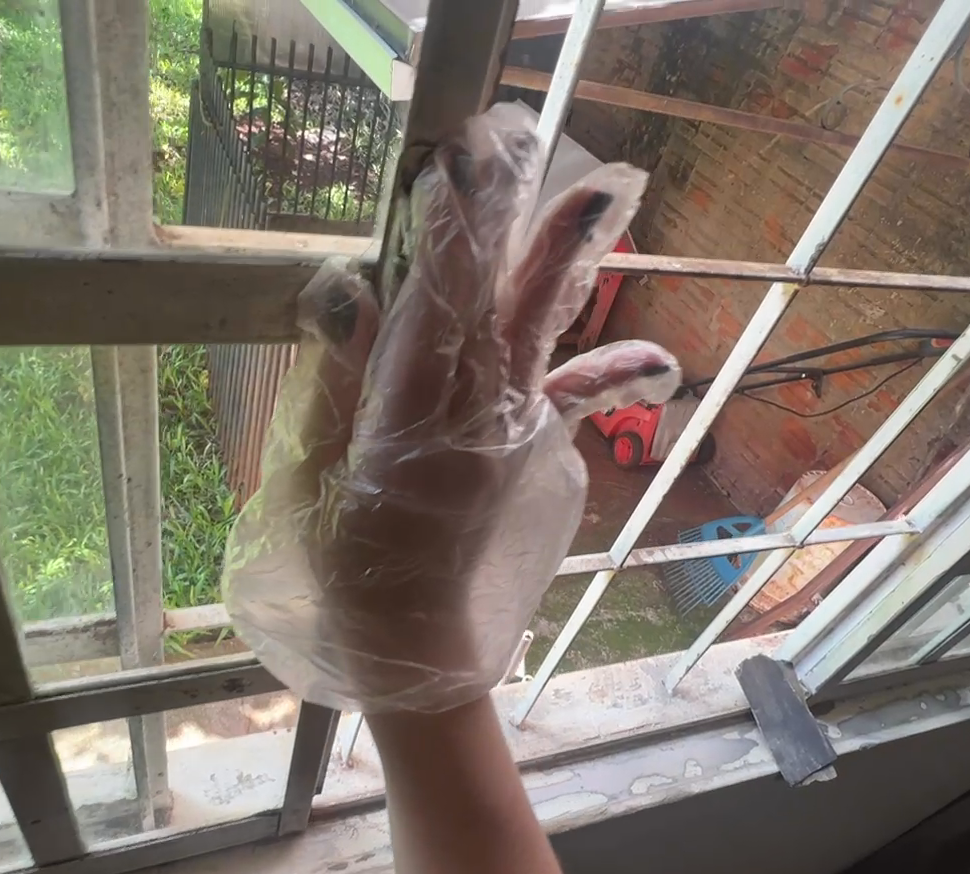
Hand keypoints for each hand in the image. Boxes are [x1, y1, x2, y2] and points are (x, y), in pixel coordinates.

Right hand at [224, 105, 678, 713]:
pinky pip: (570, 400)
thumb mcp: (318, 479)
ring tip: (607, 197)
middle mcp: (472, 421)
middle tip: (518, 145)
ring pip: (539, 335)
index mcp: (407, 426)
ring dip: (565, 263)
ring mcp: (515, 437)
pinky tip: (652, 357)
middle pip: (493, 310)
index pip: (428, 316)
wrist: (417, 633)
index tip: (451, 172)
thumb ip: (336, 385)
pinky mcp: (538, 455)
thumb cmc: (350, 557)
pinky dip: (604, 372)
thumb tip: (344, 290)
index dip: (444, 245)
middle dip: (507, 225)